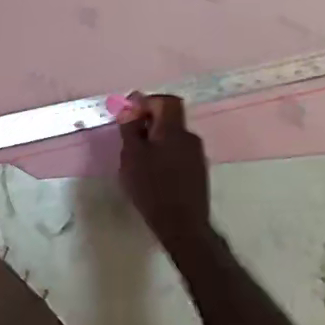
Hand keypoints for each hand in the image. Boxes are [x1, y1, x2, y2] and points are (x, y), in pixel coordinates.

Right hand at [118, 94, 210, 245]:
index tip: (128, 115)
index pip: (166, 101)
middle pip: (169, 118)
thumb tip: (129, 107)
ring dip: (154, 138)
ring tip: (136, 157)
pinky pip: (177, 150)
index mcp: (174, 131)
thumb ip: (130, 128)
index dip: (147, 102)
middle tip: (127, 138)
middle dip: (147, 122)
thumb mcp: (132, 155)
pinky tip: (150, 171)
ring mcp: (196, 155)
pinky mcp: (197, 170)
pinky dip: (162, 152)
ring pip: (172, 135)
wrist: (181, 223)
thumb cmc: (151, 186)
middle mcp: (190, 138)